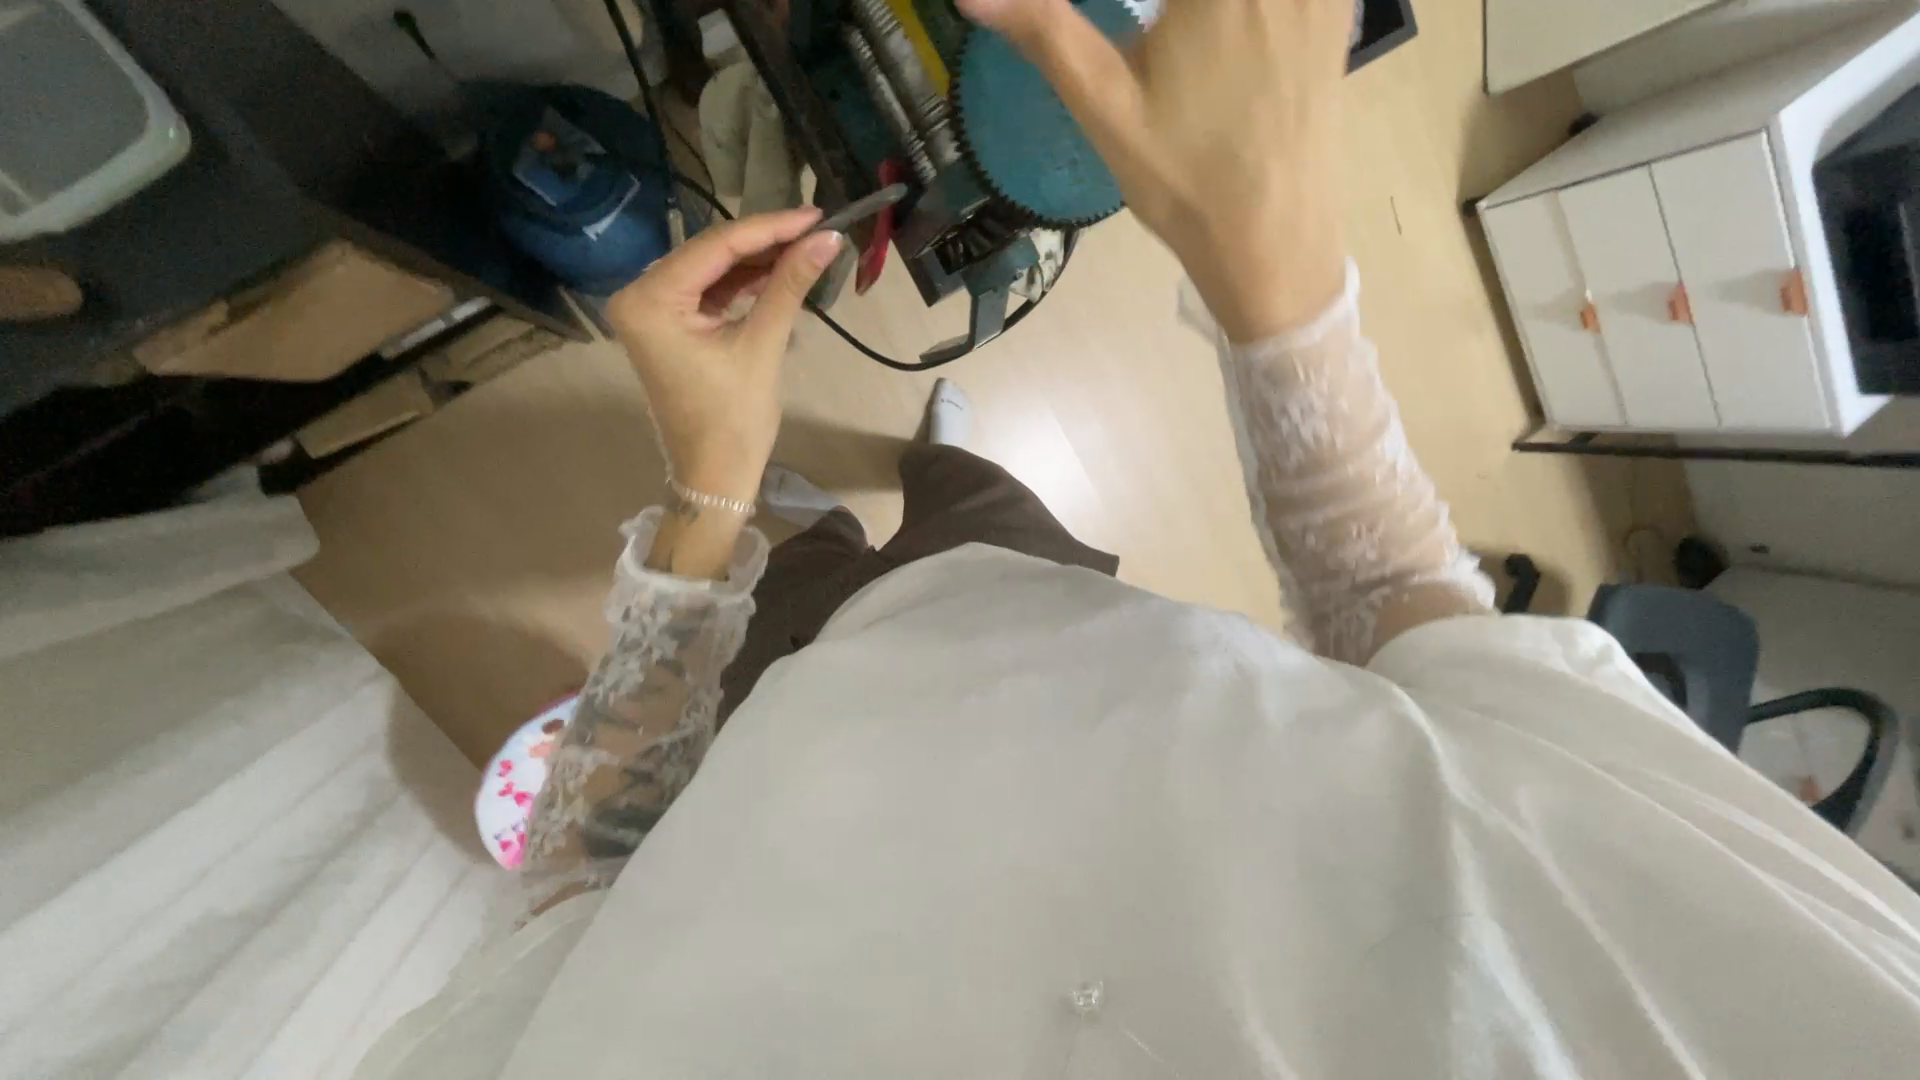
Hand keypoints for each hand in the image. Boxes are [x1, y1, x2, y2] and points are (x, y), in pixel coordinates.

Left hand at [607, 208, 844, 503]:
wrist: (714, 476)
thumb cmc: (734, 420)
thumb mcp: (762, 346)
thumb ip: (789, 286)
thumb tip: (827, 239)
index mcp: (649, 301)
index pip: (716, 247)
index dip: (770, 227)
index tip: (816, 215)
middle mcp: (639, 297)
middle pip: (710, 254)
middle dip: (764, 242)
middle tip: (816, 230)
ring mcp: (651, 313)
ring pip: (711, 271)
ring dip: (757, 262)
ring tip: (806, 249)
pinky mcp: (667, 328)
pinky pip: (708, 294)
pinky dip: (742, 286)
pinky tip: (778, 274)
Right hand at [957, 0, 1352, 341]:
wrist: (1270, 242)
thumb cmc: (1182, 182)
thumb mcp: (1105, 107)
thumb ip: (1046, 31)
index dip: (1104, 9)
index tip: (1128, 46)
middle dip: (1159, 13)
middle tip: (1148, 40)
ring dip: (1184, 15)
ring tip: (1168, 37)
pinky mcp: (1335, 9)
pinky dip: (1243, 11)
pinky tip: (1214, 35)